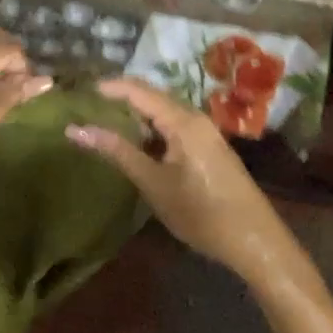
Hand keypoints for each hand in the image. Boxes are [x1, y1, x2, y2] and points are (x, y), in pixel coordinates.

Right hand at [66, 77, 300, 282]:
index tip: (79, 92)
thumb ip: (116, 151)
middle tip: (88, 107)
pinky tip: (140, 145)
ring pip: (164, 111)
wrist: (258, 245)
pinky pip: (175, 125)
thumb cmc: (202, 213)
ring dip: (137, 115)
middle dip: (120, 98)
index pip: (137, 89)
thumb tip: (75, 129)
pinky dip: (153, 128)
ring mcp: (206, 132)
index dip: (107, 87)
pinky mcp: (211, 148)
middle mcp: (195, 117)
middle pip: (151, 95)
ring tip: (107, 124)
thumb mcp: (153, 183)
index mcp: (182, 120)